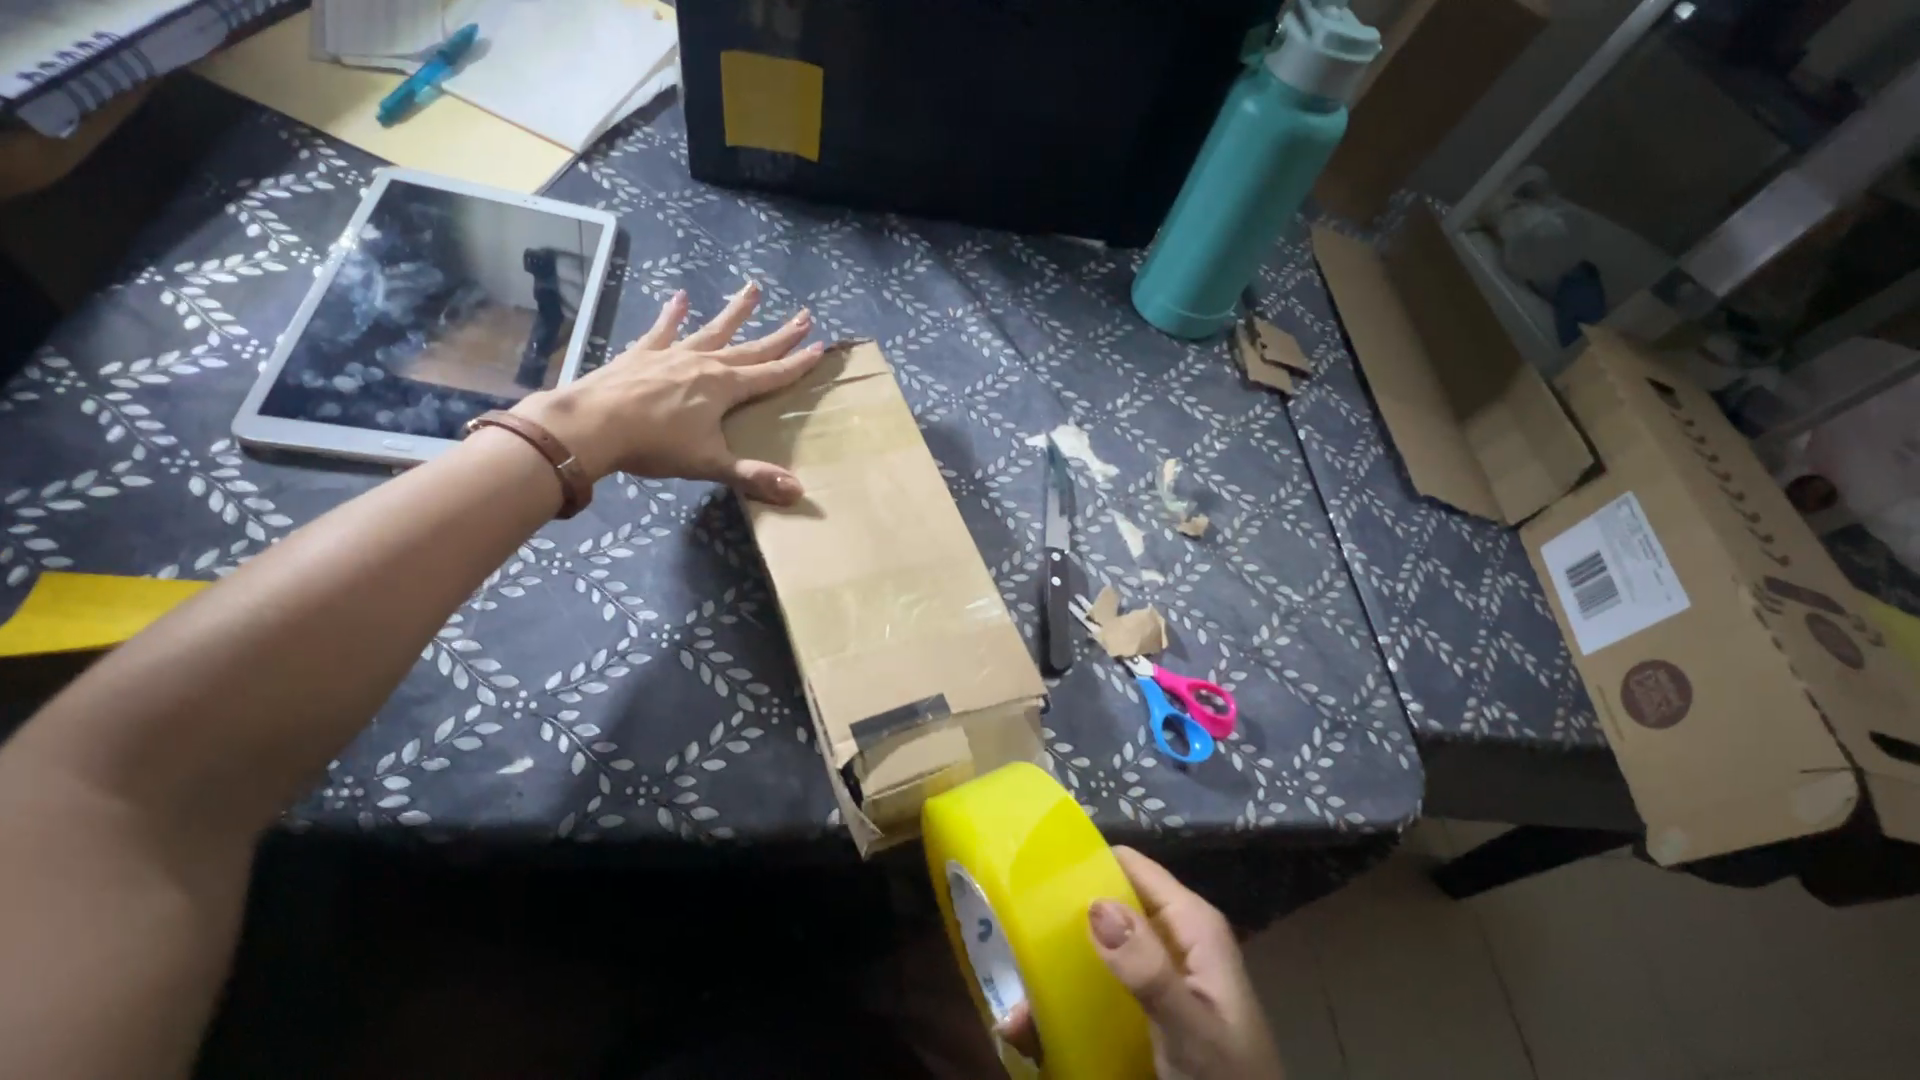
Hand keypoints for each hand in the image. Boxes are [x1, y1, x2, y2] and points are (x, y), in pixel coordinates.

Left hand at [511, 282, 824, 504]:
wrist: (592, 424)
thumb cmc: (655, 445)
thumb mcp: (708, 463)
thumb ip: (753, 475)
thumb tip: (798, 491)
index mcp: (725, 388)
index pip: (772, 374)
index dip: (798, 363)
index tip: (821, 347)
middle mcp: (705, 363)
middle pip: (751, 347)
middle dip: (780, 334)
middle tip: (804, 315)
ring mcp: (673, 354)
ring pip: (712, 329)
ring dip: (735, 311)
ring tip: (753, 289)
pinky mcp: (643, 354)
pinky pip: (663, 329)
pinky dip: (673, 314)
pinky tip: (679, 297)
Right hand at [997, 847, 1284, 1079]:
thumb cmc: (1228, 1077)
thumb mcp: (1190, 1027)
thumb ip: (1149, 970)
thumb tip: (1096, 905)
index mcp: (1191, 924)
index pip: (1130, 867)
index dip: (1084, 865)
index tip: (1031, 879)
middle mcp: (1172, 939)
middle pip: (1107, 907)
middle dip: (1060, 925)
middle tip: (1010, 944)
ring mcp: (1159, 974)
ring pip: (1097, 951)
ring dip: (1056, 974)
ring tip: (1017, 1006)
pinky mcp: (1147, 1008)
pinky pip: (1100, 990)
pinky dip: (1068, 1005)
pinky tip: (1035, 1028)